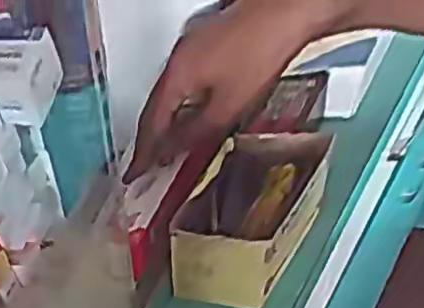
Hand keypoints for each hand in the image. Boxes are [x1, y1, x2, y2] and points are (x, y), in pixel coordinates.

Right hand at [127, 0, 336, 179]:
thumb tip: (171, 151)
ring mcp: (192, 48)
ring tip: (163, 150)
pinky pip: (181, 83)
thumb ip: (194, 134)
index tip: (133, 175)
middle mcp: (178, 59)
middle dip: (149, 140)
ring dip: (163, 124)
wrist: (290, 8)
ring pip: (168, 95)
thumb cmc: (262, 50)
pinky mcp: (207, 44)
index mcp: (177, 75)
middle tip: (143, 166)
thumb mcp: (226, 108)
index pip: (151, 124)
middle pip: (155, 108)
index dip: (142, 154)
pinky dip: (178, 107)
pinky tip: (185, 119)